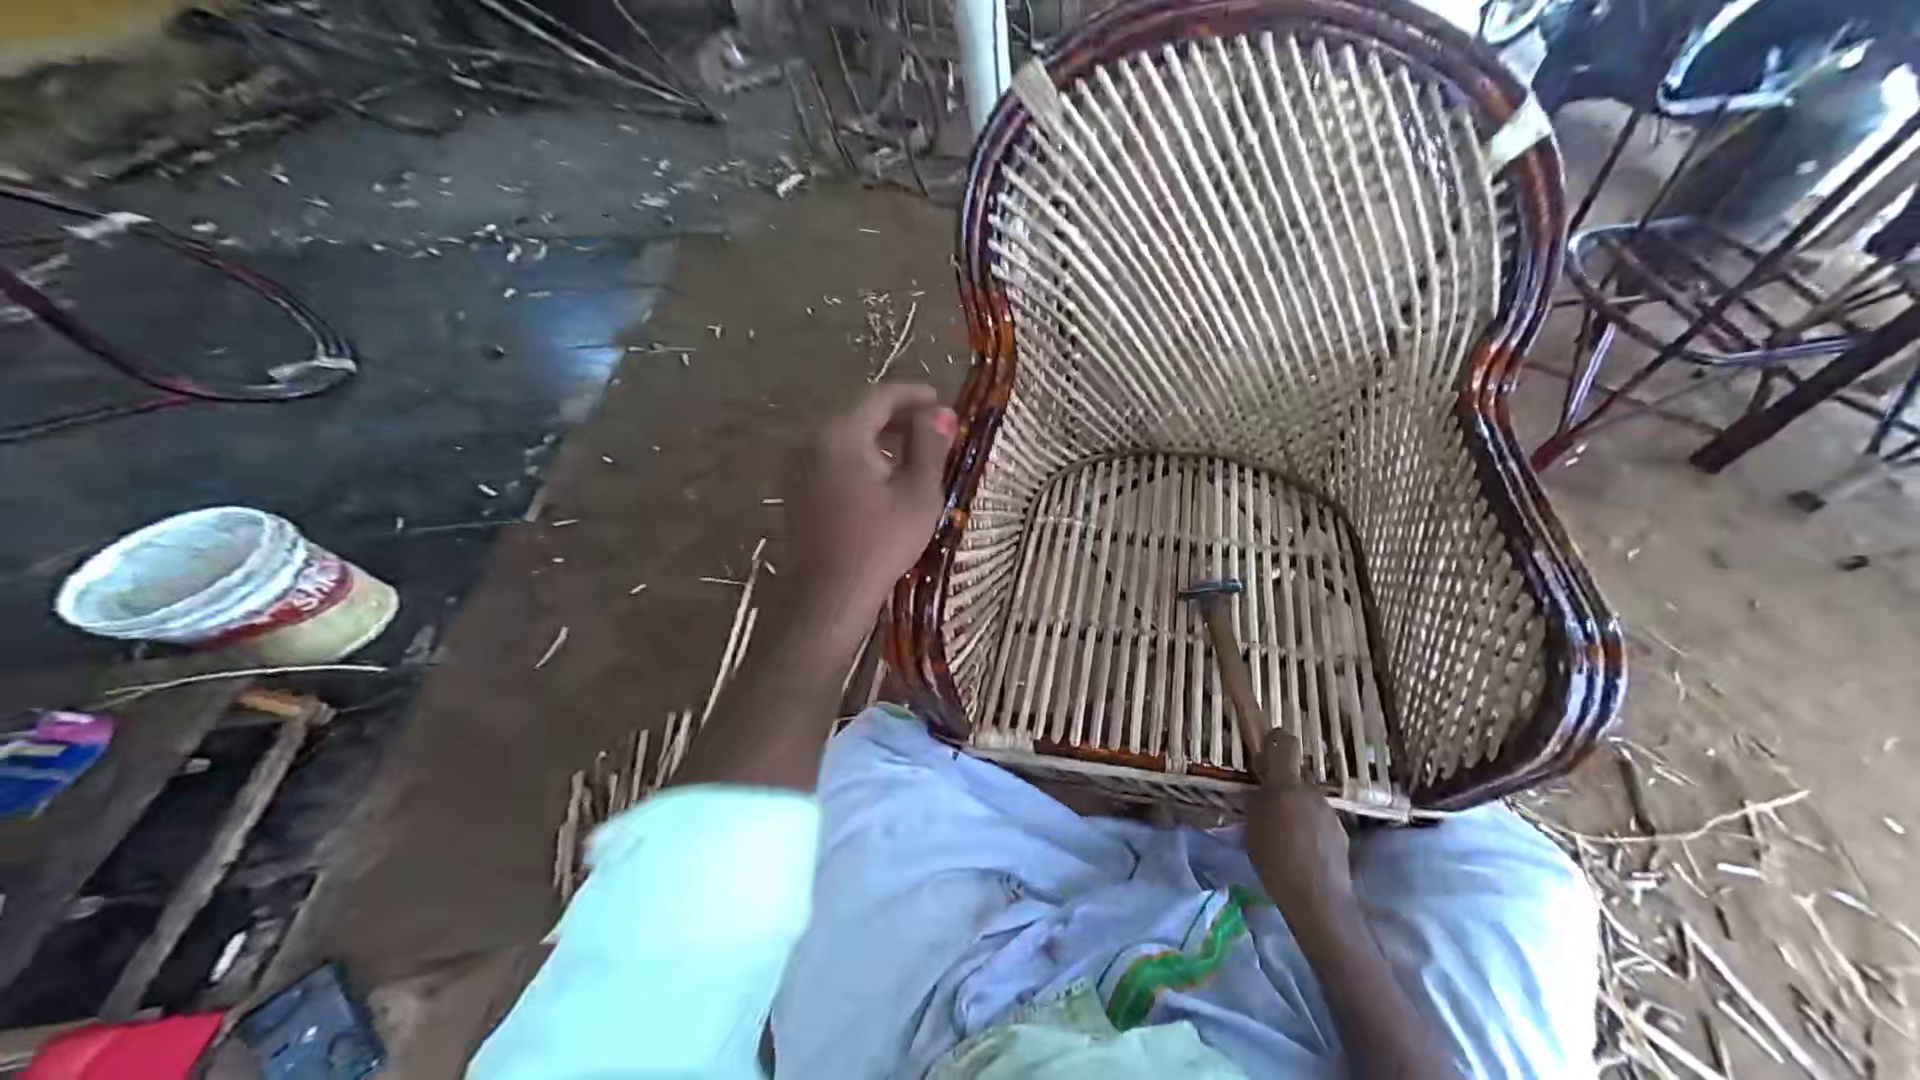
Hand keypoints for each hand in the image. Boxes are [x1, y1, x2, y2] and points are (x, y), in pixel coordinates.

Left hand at [783, 382, 956, 628]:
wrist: (829, 597)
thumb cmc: (880, 544)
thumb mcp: (918, 493)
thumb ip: (930, 445)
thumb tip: (940, 413)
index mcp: (840, 433)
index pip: (880, 396)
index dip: (914, 395)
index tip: (941, 402)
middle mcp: (811, 441)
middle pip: (859, 414)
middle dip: (898, 417)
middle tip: (932, 431)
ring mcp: (798, 467)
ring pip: (845, 438)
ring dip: (879, 439)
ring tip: (913, 455)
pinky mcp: (795, 492)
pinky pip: (832, 460)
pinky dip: (860, 459)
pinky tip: (883, 480)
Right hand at [1246, 730, 1354, 923]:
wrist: (1317, 899)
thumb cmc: (1275, 860)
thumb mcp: (1253, 827)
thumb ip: (1258, 802)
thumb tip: (1261, 791)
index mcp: (1285, 785)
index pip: (1284, 744)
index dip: (1275, 741)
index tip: (1265, 747)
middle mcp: (1311, 792)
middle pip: (1296, 776)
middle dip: (1282, 785)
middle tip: (1267, 804)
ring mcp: (1329, 813)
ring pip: (1307, 800)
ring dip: (1296, 808)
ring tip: (1283, 834)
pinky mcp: (1340, 833)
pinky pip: (1318, 820)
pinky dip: (1308, 828)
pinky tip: (1300, 850)